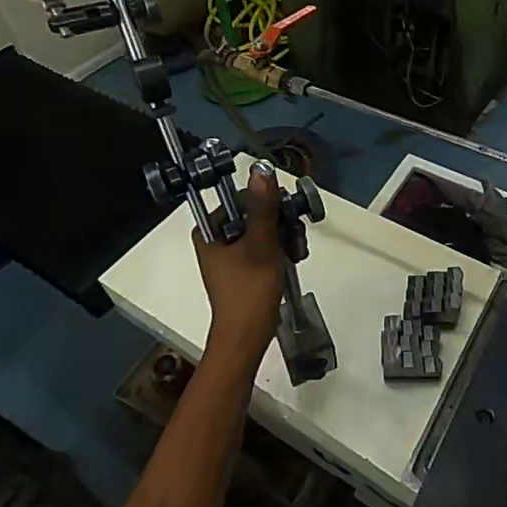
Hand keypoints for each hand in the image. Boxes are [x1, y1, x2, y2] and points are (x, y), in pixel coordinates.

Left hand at [193, 164, 284, 358]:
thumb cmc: (249, 290)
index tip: (287, 215)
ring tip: (297, 251)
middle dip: (281, 223)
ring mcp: (230, 253)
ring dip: (285, 236)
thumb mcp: (260, 244)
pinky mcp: (244, 266)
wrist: (247, 337)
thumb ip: (263, 207)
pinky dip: (281, 249)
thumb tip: (261, 169)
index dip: (268, 203)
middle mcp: (216, 237)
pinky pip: (265, 246)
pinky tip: (294, 257)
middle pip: (256, 214)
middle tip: (296, 236)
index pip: (243, 198)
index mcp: (209, 229)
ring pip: (264, 230)